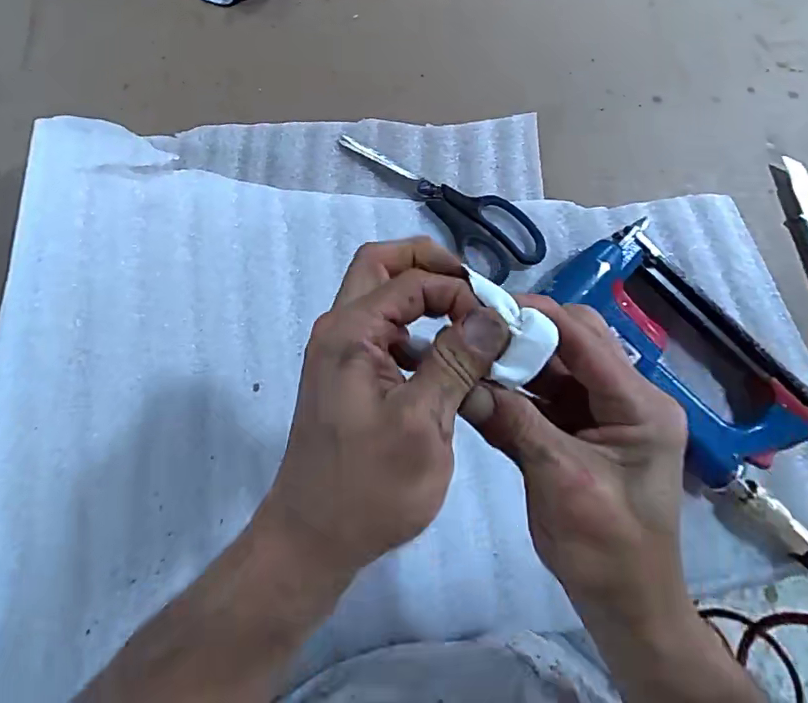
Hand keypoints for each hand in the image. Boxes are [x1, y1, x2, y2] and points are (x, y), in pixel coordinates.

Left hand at [256, 238, 513, 581]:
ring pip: (383, 295)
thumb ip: (457, 361)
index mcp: (350, 332)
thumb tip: (493, 314)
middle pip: (382, 265)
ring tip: (469, 317)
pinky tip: (449, 358)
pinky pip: (387, 331)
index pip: (411, 282)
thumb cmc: (367, 487)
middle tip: (473, 288)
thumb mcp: (422, 423)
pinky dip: (418, 328)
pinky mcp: (351, 375)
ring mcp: (342, 352)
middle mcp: (340, 330)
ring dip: (424, 294)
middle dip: (430, 265)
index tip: (495, 323)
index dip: (458, 291)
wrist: (311, 542)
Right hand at [459, 299, 689, 613]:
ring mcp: (607, 412)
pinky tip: (486, 383)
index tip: (490, 303)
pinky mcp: (586, 430)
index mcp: (641, 404)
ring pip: (560, 366)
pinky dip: (520, 390)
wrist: (629, 608)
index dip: (540, 314)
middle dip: (528, 332)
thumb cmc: (608, 551)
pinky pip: (550, 397)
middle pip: (577, 342)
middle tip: (478, 327)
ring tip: (475, 350)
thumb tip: (466, 382)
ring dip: (520, 360)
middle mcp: (629, 397)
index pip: (587, 338)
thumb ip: (515, 425)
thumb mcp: (561, 483)